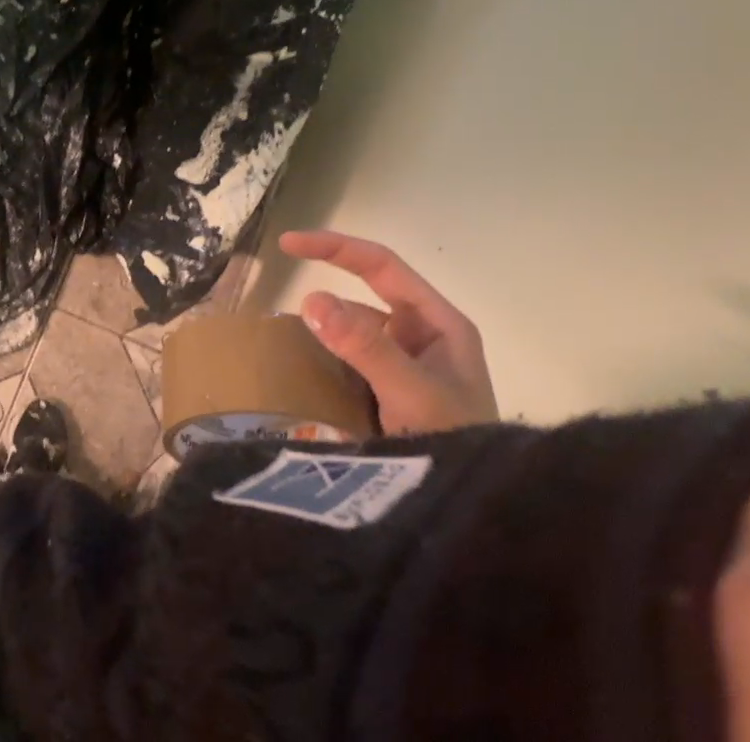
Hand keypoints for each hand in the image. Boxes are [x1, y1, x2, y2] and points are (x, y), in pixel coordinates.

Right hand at [278, 230, 497, 433]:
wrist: (475, 505)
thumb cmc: (455, 440)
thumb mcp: (410, 391)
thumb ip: (364, 346)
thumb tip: (311, 298)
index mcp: (438, 324)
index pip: (382, 267)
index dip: (336, 248)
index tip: (287, 245)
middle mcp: (421, 338)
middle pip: (364, 298)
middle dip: (324, 298)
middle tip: (274, 301)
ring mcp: (402, 367)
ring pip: (351, 334)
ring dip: (319, 336)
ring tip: (281, 348)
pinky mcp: (384, 394)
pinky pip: (345, 365)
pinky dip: (321, 365)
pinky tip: (298, 378)